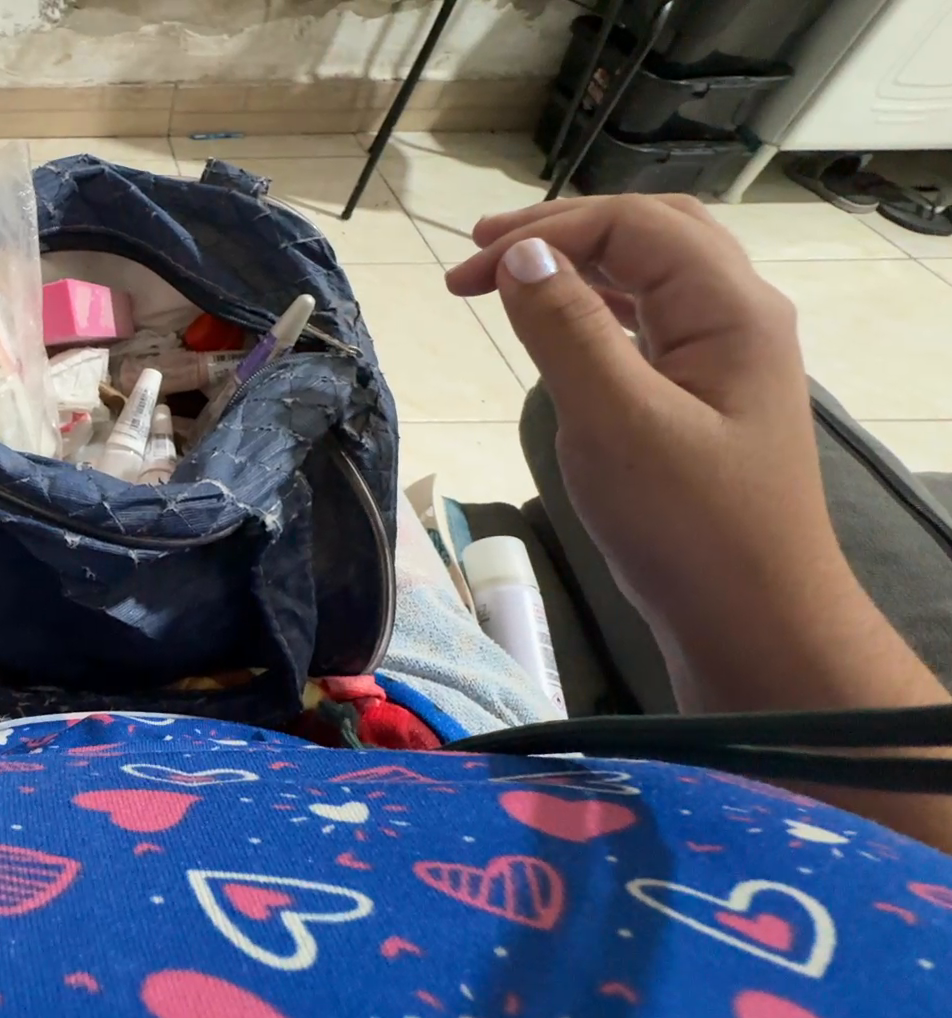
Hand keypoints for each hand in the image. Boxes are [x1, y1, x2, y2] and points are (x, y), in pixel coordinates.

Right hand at [442, 196, 844, 678]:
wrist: (740, 604)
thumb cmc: (680, 515)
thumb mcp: (613, 418)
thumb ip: (566, 329)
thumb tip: (520, 255)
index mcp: (728, 310)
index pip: (633, 227)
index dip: (543, 233)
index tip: (463, 275)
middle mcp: (732, 316)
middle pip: (649, 233)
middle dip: (559, 229)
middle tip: (477, 251)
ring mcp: (715, 354)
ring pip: (646, 274)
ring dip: (573, 261)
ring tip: (503, 273)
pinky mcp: (692, 390)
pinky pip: (641, 320)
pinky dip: (587, 303)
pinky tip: (554, 319)